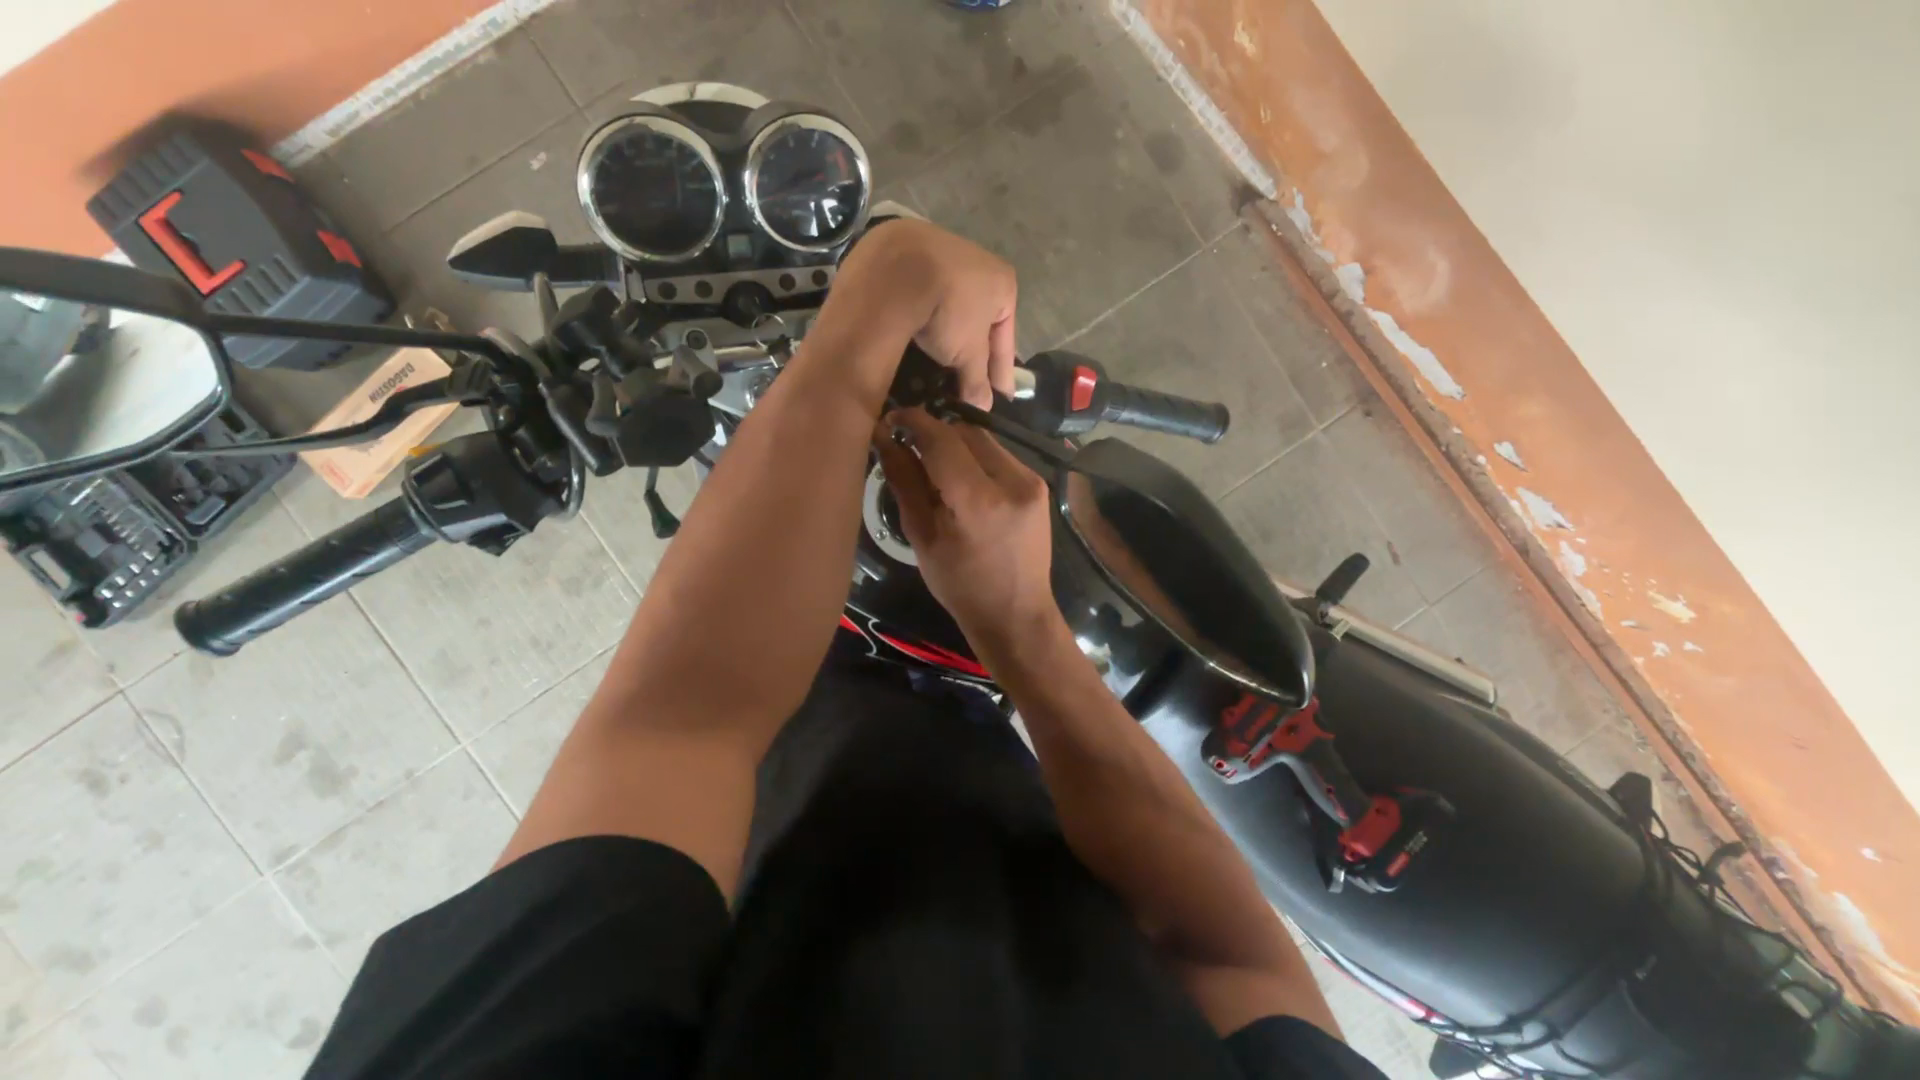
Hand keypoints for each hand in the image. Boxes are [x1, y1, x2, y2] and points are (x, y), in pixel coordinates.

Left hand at [824, 219, 1017, 408]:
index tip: (1001, 396)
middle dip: (975, 350)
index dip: (1002, 372)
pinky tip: (917, 330)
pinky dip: (923, 313)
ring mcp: (943, 251)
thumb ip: (977, 380)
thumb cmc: (948, 310)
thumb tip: (983, 407)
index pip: (1006, 339)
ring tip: (941, 359)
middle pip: (979, 320)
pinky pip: (923, 292)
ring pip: (951, 304)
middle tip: (970, 379)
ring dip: (949, 331)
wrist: (898, 267)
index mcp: (1003, 283)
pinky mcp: (909, 251)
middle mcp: (979, 262)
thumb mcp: (967, 353)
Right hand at [873, 408, 1062, 664]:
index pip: (941, 440)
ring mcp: (1031, 481)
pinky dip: (976, 459)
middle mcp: (1012, 481)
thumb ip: (905, 483)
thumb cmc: (960, 586)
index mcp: (978, 501)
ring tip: (934, 467)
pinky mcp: (1038, 485)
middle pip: (965, 433)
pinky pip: (1000, 456)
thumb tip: (885, 440)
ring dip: (956, 445)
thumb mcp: (922, 537)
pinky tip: (962, 481)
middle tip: (909, 448)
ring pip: (984, 440)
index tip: (890, 419)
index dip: (913, 422)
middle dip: (935, 434)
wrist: (1016, 614)